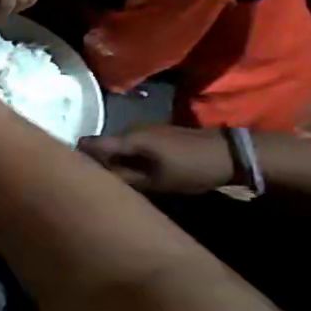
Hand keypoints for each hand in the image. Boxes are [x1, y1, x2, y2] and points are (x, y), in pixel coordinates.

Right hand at [78, 125, 236, 193]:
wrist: (233, 153)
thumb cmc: (192, 170)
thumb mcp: (155, 181)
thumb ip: (123, 177)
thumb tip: (93, 177)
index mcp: (128, 139)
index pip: (88, 142)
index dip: (78, 156)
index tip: (78, 173)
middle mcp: (131, 129)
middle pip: (102, 144)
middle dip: (98, 161)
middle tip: (101, 182)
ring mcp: (145, 128)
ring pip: (117, 144)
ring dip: (115, 159)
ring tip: (120, 179)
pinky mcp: (157, 133)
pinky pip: (131, 144)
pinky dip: (129, 156)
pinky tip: (138, 170)